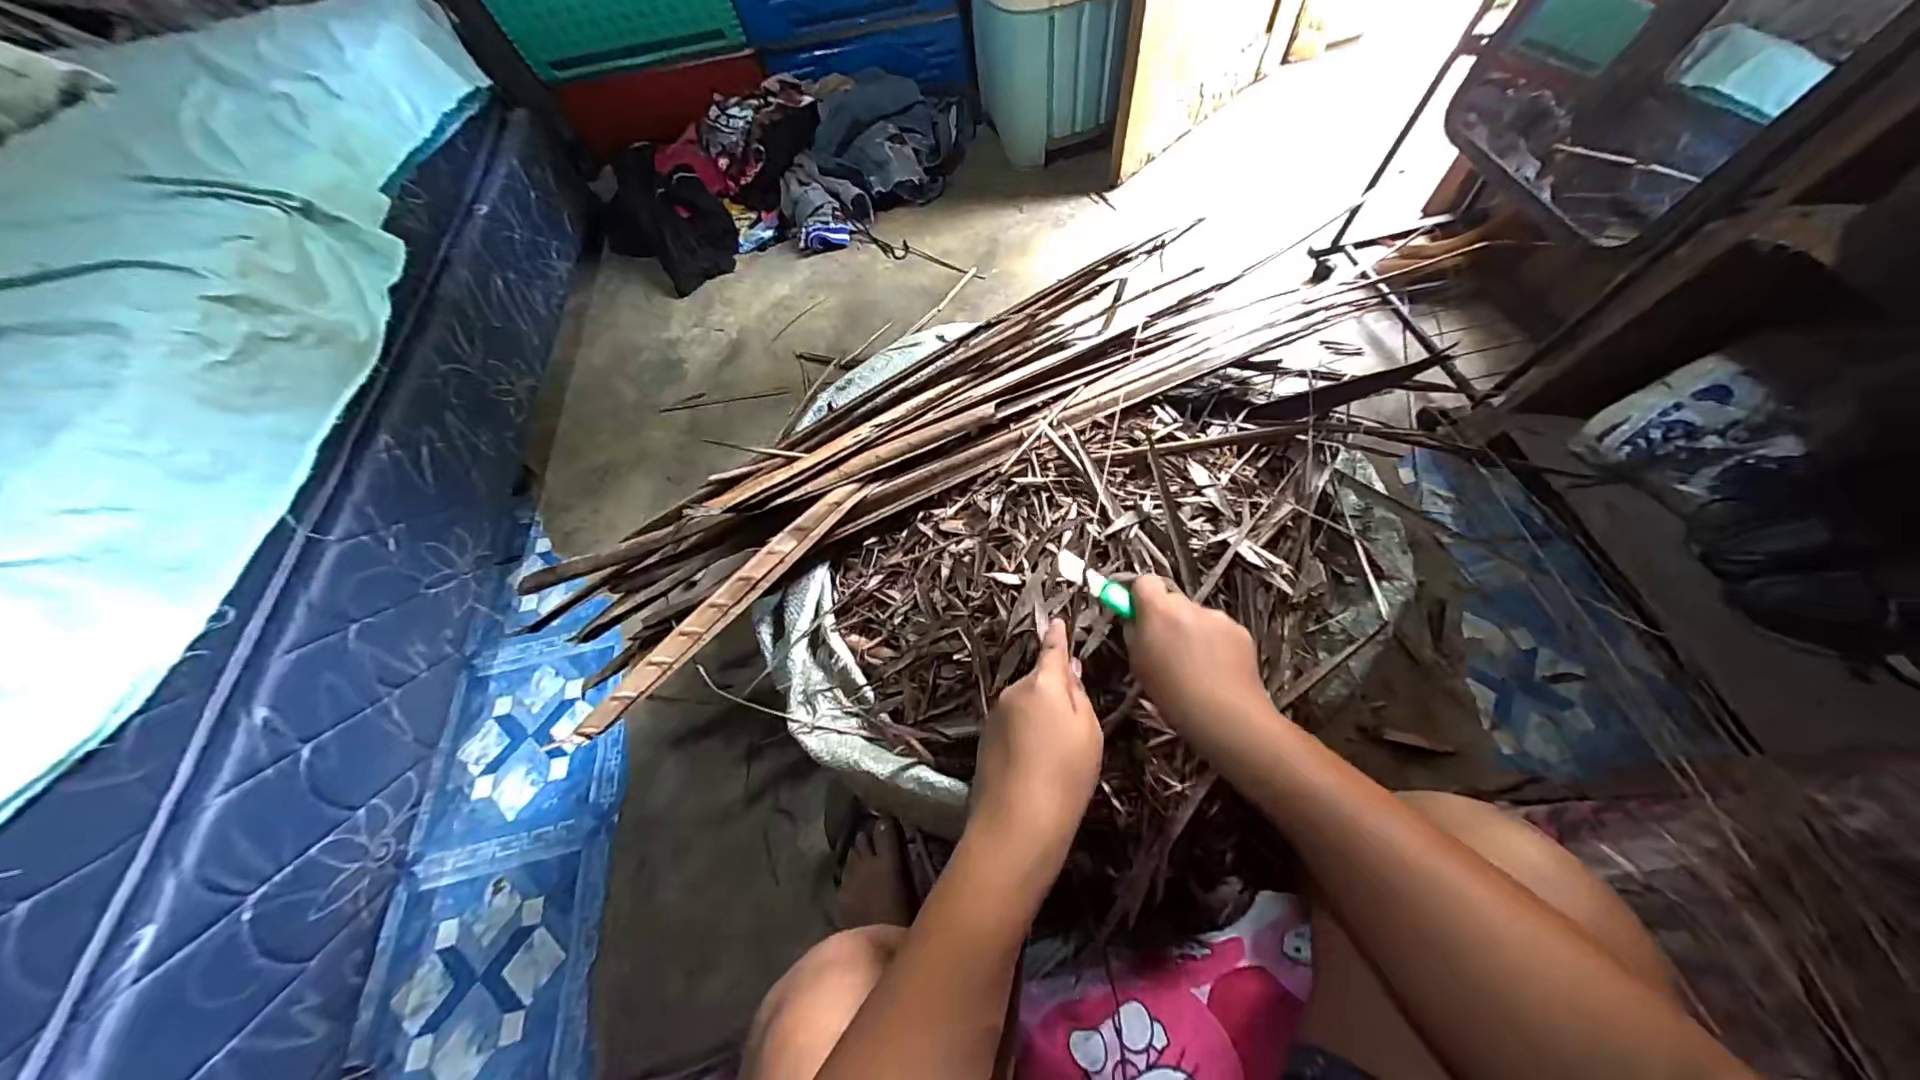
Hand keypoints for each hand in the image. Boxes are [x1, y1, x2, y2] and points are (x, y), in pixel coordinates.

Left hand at [969, 618, 1100, 853]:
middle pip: (1038, 680)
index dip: (1057, 636)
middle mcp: (1013, 691)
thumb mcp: (1088, 732)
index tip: (1057, 622)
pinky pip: (1012, 724)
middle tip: (1074, 719)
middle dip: (1053, 689)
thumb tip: (1068, 671)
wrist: (1017, 822)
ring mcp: (995, 715)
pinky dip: (1025, 733)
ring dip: (1038, 714)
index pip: (1051, 650)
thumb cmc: (1066, 774)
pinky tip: (1036, 762)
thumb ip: (1078, 696)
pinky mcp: (984, 739)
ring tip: (1057, 750)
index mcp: (1041, 683)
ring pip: (1024, 704)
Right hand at [1123, 576, 1269, 740]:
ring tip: (1195, 665)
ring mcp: (1218, 617)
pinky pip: (1220, 630)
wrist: (1225, 714)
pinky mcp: (1240, 630)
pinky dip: (1215, 643)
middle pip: (1173, 600)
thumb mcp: (1138, 664)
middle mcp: (1189, 606)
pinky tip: (1216, 669)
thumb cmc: (1171, 693)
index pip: (1145, 581)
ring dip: (1193, 630)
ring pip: (1198, 616)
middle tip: (1166, 646)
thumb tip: (1135, 620)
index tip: (1138, 614)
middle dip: (1168, 616)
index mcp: (1159, 610)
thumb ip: (1134, 633)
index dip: (1140, 596)